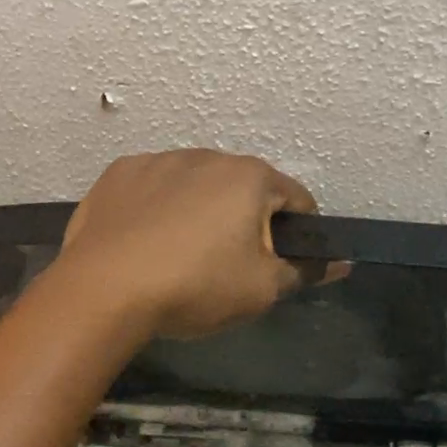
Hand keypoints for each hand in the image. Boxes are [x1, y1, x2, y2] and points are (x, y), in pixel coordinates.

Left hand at [50, 149, 340, 338]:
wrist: (103, 290)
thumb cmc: (195, 286)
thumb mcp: (262, 289)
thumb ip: (306, 270)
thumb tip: (343, 262)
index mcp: (251, 177)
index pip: (296, 200)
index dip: (298, 233)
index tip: (283, 263)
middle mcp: (209, 156)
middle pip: (244, 189)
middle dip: (245, 221)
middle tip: (229, 267)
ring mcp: (160, 160)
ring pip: (197, 185)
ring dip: (200, 210)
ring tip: (180, 257)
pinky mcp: (120, 173)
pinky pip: (153, 189)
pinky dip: (157, 209)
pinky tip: (144, 243)